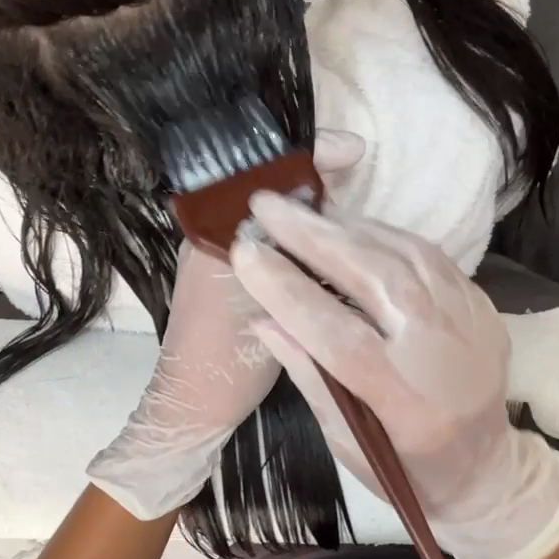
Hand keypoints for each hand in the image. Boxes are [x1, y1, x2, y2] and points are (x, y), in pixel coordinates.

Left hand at [88, 132, 365, 519]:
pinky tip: (332, 248)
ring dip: (311, 211)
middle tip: (361, 180)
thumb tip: (334, 212)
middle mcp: (214, 233)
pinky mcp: (233, 279)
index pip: (261, 169)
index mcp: (215, 230)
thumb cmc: (228, 359)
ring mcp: (222, 256)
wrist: (197, 406)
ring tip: (355, 210)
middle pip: (267, 188)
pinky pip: (271, 243)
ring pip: (272, 217)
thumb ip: (301, 256)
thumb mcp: (271, 303)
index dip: (310, 155)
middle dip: (314, 178)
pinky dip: (301, 240)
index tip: (354, 152)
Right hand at [228, 191, 558, 558]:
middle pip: (374, 277)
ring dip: (347, 228)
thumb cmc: (404, 468)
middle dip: (313, 237)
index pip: (336, 334)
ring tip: (300, 212)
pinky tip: (351, 227)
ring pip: (404, 254)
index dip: (287, 291)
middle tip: (265, 207)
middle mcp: (441, 351)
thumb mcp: (346, 439)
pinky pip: (430, 256)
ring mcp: (470, 322)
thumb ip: (309, 375)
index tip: (245, 255)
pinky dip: (385, 236)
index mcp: (403, 400)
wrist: (484, 469)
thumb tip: (263, 319)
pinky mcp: (482, 306)